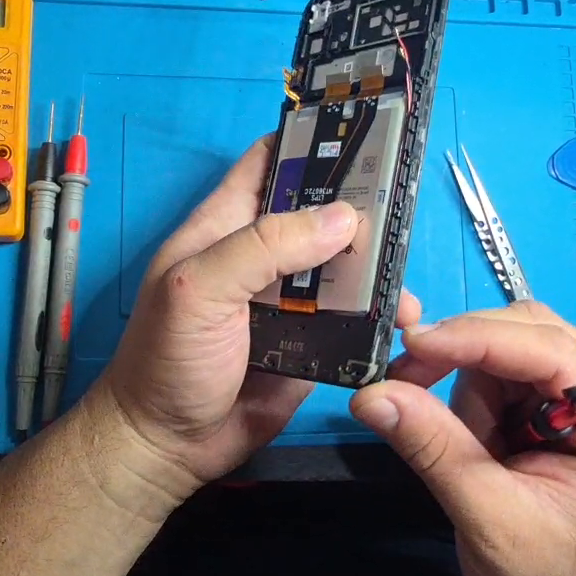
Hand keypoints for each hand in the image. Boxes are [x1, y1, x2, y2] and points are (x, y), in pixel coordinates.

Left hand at [76, 136, 421, 516]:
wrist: (168, 447)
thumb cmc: (167, 358)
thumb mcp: (199, 288)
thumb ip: (263, 247)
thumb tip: (343, 218)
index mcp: (228, 225)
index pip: (270, 164)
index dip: (309, 141)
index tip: (362, 129)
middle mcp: (265, 255)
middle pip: (320, 213)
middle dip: (360, 204)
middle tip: (404, 205)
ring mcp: (291, 300)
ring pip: (345, 266)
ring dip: (377, 264)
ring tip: (407, 270)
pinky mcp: (314, 342)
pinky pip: (354, 319)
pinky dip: (380, 314)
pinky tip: (407, 316)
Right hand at [348, 301, 575, 575]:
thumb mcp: (492, 524)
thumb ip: (436, 450)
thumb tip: (371, 394)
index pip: (553, 352)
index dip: (478, 338)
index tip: (411, 343)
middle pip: (534, 333)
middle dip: (467, 352)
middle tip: (406, 380)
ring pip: (513, 348)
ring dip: (469, 383)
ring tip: (469, 452)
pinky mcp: (563, 410)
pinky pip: (506, 376)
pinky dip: (475, 400)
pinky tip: (480, 446)